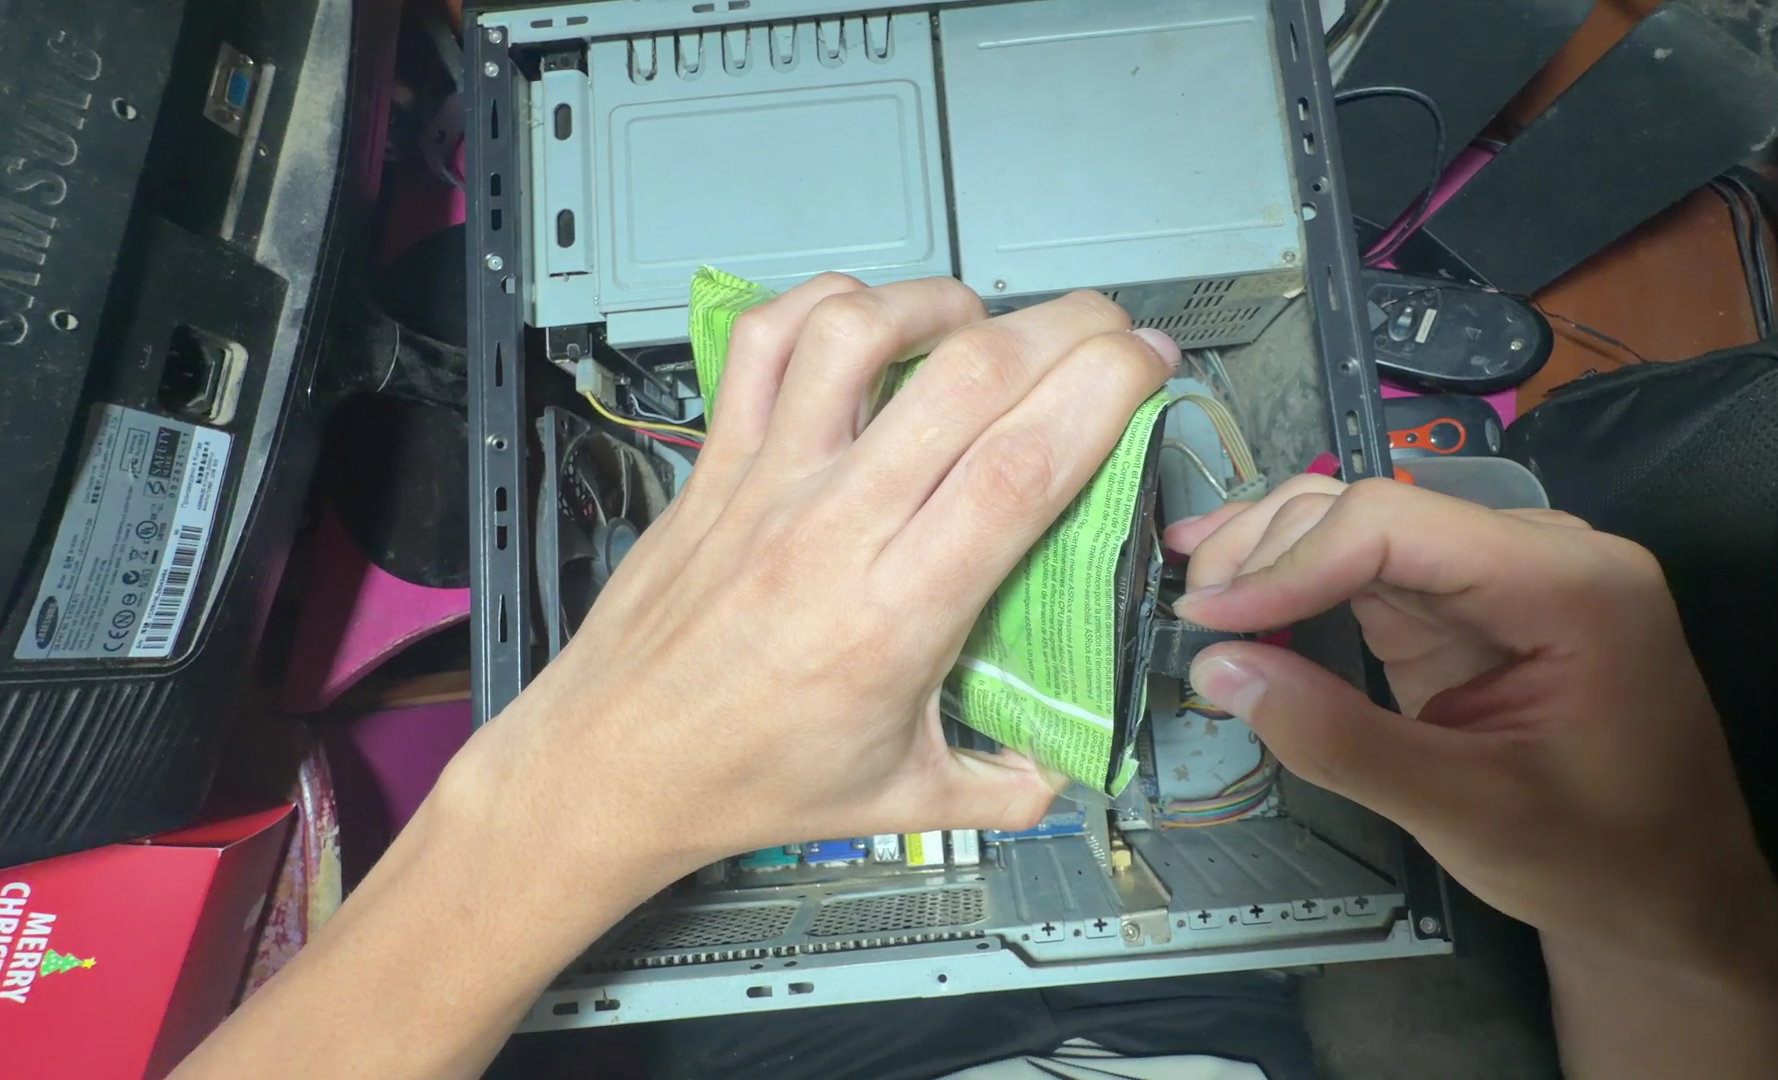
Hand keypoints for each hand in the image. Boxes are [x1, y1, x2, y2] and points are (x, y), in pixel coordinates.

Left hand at [461, 274, 1179, 908]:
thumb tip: (1074, 759)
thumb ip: (1009, 788)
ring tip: (989, 322)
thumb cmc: (750, 779)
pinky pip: (764, 344)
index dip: (1101, 396)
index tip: (1147, 368)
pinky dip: (828, 305)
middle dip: (1065, 329)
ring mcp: (769, 480)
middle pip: (968, 381)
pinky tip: (870, 322)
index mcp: (897, 615)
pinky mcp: (721, 462)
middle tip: (1109, 329)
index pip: (1022, 468)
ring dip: (945, 304)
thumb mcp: (904, 802)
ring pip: (859, 336)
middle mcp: (835, 527)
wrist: (614, 762)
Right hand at [1168, 475, 1777, 966]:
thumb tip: (1216, 666)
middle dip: (1263, 551)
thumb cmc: (1593, 857)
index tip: (1210, 618)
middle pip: (1360, 508)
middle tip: (1194, 612)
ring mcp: (1480, 566)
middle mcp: (1524, 550)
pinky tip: (1225, 568)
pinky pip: (1347, 558)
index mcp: (1566, 582)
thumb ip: (1336, 738)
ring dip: (1259, 547)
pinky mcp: (1443, 595)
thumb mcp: (1462, 812)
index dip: (1288, 563)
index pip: (1393, 524)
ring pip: (1343, 519)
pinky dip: (1280, 566)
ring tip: (1195, 585)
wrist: (1660, 893)